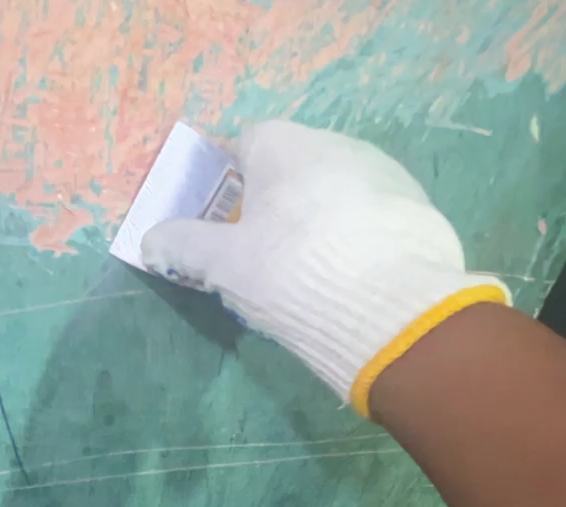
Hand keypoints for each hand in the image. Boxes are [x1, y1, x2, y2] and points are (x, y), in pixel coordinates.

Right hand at [141, 120, 508, 417]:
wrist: (384, 306)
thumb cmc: (287, 271)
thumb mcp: (221, 263)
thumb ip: (182, 245)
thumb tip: (151, 239)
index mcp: (284, 146)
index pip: (245, 141)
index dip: (226, 177)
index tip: (218, 218)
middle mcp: (336, 144)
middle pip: (289, 166)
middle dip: (268, 202)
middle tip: (253, 253)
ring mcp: (382, 173)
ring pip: (329, 190)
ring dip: (310, 218)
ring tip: (299, 269)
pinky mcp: (414, 207)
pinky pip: (364, 214)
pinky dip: (347, 235)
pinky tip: (341, 275)